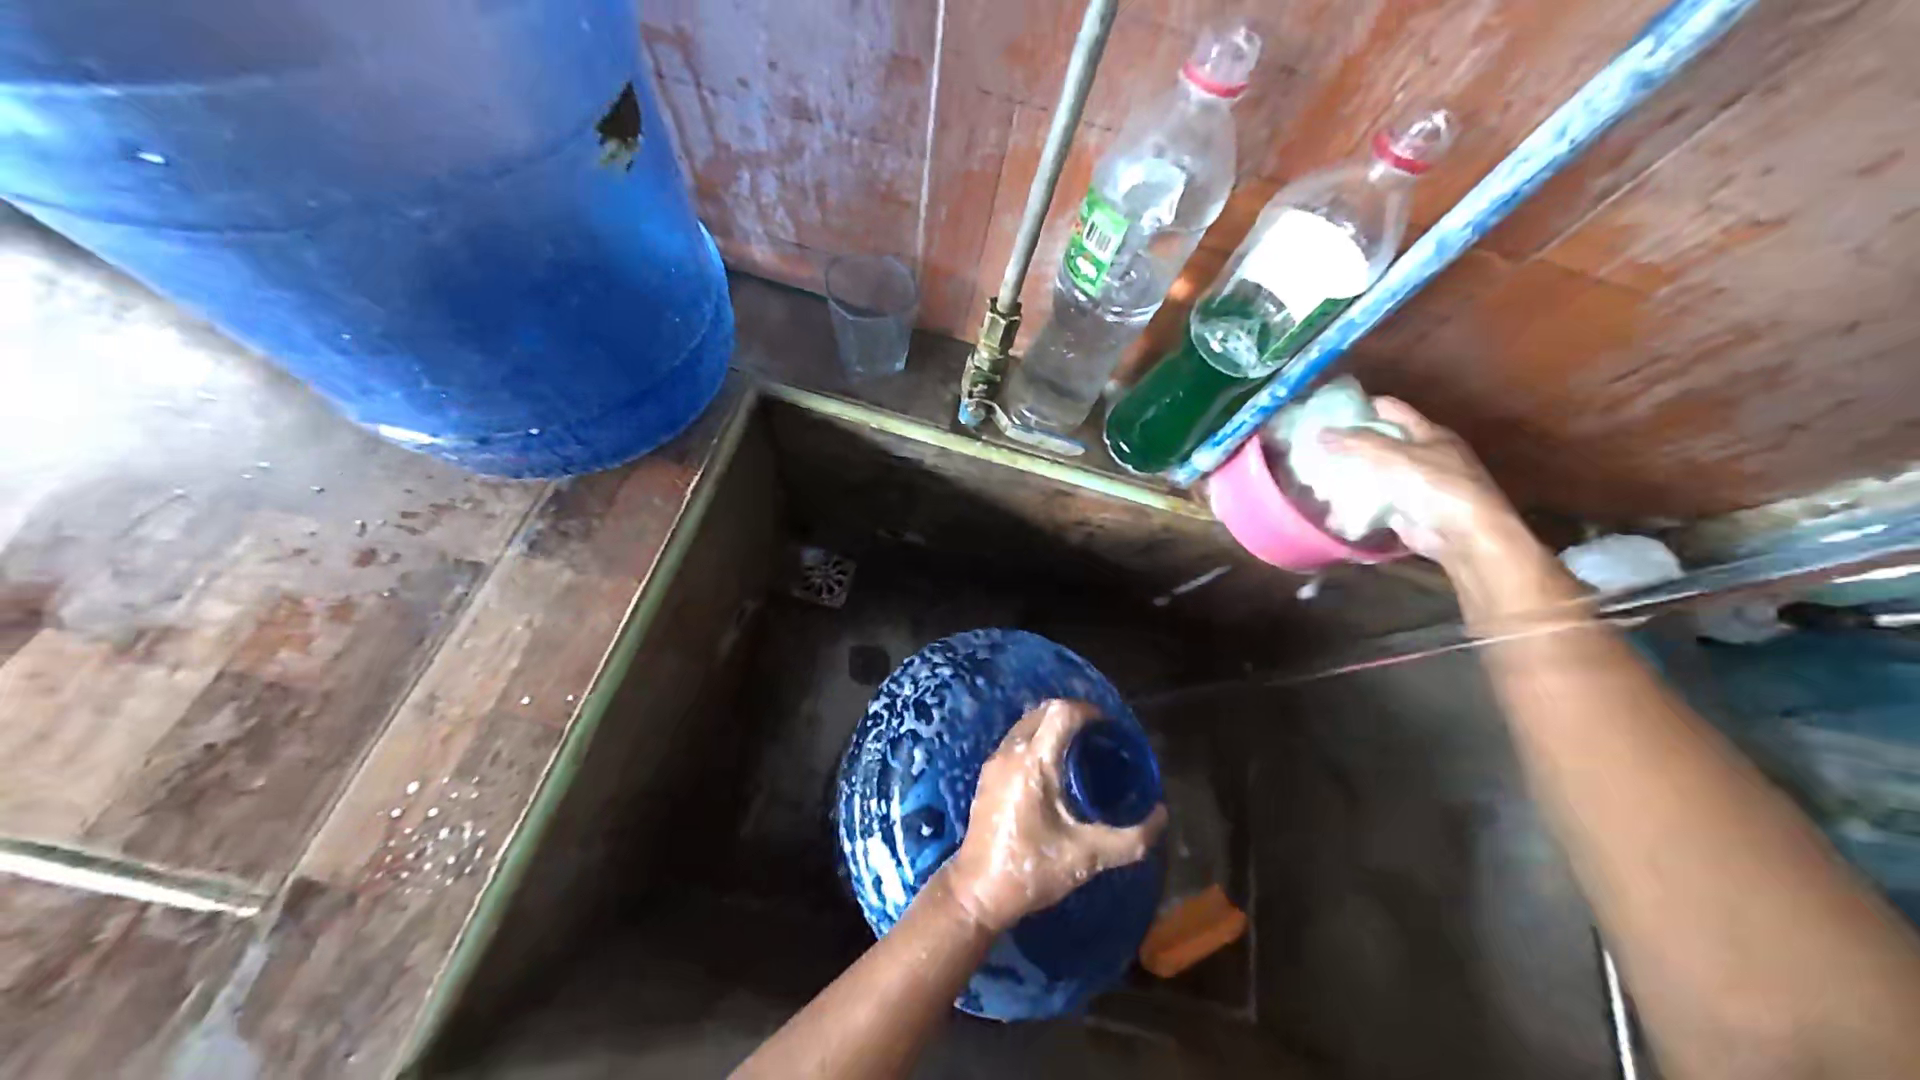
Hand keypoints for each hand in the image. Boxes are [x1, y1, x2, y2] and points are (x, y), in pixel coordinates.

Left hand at [941, 700, 1167, 933]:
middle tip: (1099, 737)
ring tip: (1080, 750)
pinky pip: (1017, 740)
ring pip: (1027, 723)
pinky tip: (1055, 768)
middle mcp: (1011, 752)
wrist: (978, 890)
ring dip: (1053, 725)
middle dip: (1073, 714)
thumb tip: (1162, 815)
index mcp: (1034, 762)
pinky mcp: (988, 774)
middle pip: (1043, 710)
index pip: (1062, 712)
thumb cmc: (1032, 869)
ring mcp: (995, 761)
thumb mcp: (1089, 857)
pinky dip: (1038, 739)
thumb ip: (1132, 838)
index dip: (1089, 711)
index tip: (1110, 728)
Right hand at [1320, 397, 1581, 629]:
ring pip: (1371, 471)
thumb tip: (1321, 432)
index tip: (1326, 412)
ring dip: (1345, 474)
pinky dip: (1351, 501)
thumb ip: (1358, 443)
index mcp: (1427, 433)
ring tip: (1312, 474)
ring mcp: (1412, 483)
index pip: (1389, 409)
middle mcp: (1420, 454)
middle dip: (1346, 442)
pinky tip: (1328, 502)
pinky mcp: (1403, 509)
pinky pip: (1371, 499)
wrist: (1464, 536)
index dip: (1359, 407)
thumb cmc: (1435, 486)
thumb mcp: (1396, 456)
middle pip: (1377, 441)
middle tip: (1313, 445)